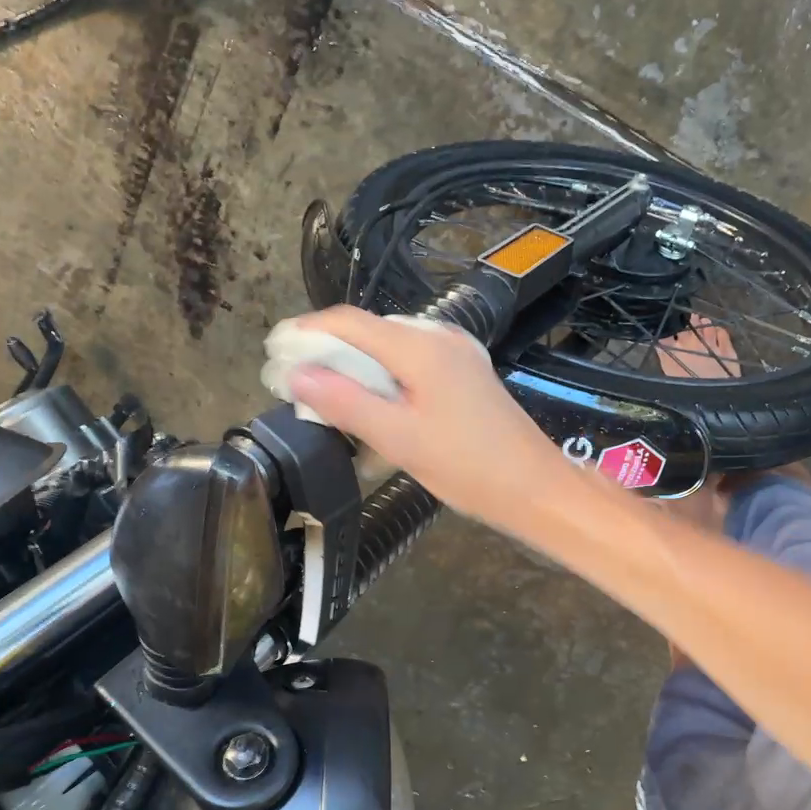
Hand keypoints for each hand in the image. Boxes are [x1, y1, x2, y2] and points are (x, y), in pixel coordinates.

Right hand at [284, 305, 568, 523]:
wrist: (535, 488)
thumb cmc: (468, 467)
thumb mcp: (398, 439)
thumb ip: (345, 403)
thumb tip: (296, 375)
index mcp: (420, 347)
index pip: (348, 322)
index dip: (306, 333)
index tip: (275, 354)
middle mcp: (440, 338)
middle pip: (370, 333)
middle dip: (330, 355)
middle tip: (298, 387)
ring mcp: (458, 355)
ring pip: (391, 351)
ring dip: (358, 372)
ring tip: (331, 404)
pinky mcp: (467, 375)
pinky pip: (414, 367)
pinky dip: (387, 382)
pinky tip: (377, 413)